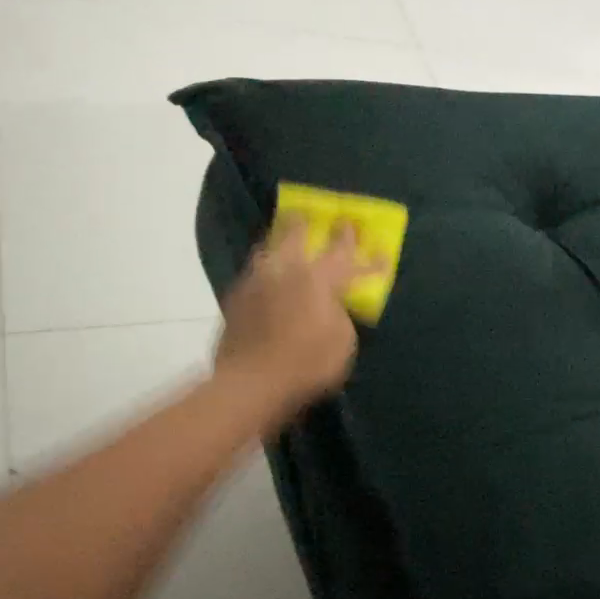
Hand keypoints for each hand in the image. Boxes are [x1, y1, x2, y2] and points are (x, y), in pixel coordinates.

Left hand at [214, 217, 385, 414]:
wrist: (250, 384)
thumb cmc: (308, 363)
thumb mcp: (343, 340)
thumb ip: (341, 312)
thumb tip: (334, 302)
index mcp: (320, 278)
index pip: (344, 252)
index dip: (356, 242)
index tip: (363, 229)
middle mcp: (286, 270)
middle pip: (297, 235)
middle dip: (308, 223)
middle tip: (313, 214)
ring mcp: (257, 282)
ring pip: (269, 249)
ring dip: (280, 240)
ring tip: (285, 237)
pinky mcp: (236, 299)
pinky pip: (254, 271)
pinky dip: (265, 267)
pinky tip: (267, 274)